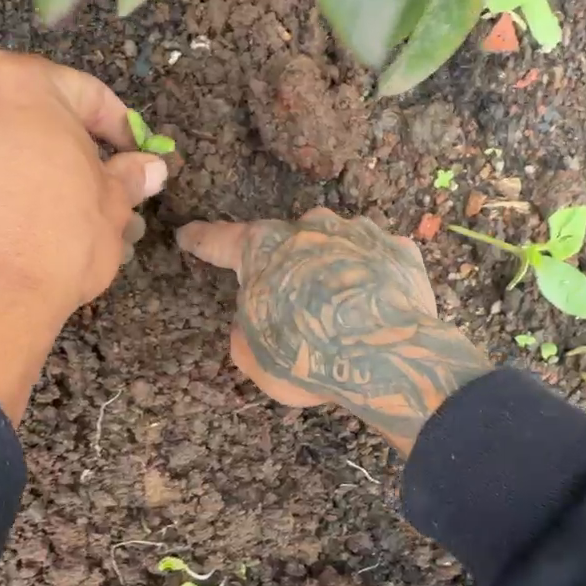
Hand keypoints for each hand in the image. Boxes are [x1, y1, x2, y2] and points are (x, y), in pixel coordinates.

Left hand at [0, 52, 167, 423]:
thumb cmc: (61, 235)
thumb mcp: (113, 203)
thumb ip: (130, 176)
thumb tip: (150, 168)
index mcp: (23, 83)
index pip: (87, 93)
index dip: (122, 127)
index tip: (140, 155)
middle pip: (46, 118)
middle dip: (84, 155)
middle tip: (114, 189)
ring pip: (18, 148)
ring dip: (54, 176)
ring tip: (87, 217)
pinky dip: (21, 190)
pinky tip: (48, 224)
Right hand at [177, 209, 492, 455]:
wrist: (388, 358)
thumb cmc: (307, 357)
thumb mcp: (253, 359)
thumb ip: (244, 333)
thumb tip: (251, 323)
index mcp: (262, 248)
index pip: (219, 241)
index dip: (200, 241)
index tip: (186, 235)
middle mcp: (310, 226)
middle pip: (287, 245)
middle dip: (285, 270)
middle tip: (292, 308)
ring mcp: (359, 232)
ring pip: (334, 249)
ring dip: (330, 274)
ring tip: (340, 316)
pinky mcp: (399, 250)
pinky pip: (374, 263)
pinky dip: (369, 282)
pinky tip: (373, 311)